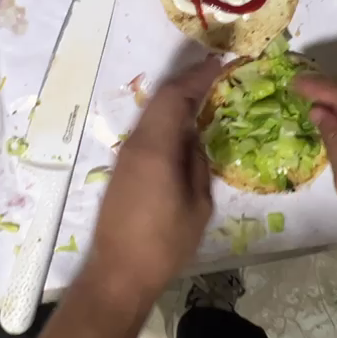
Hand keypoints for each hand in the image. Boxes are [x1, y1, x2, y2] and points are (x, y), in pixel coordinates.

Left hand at [77, 59, 225, 311]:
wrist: (118, 273)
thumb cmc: (164, 244)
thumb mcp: (198, 205)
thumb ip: (198, 164)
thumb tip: (194, 139)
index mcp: (155, 148)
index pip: (175, 97)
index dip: (197, 76)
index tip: (219, 64)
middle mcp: (135, 144)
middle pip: (159, 100)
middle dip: (186, 82)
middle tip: (213, 73)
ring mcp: (125, 157)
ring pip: (151, 115)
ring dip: (174, 101)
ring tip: (201, 94)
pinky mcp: (121, 170)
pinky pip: (146, 132)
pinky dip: (165, 119)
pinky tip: (182, 127)